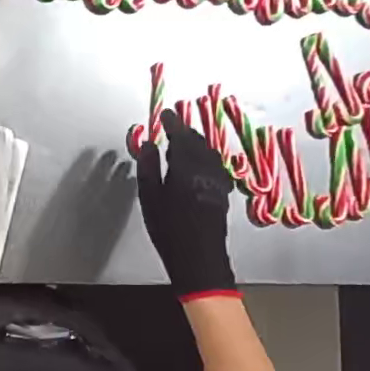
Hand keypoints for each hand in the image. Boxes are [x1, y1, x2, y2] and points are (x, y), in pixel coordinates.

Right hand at [135, 109, 236, 299]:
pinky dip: (205, 156)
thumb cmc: (169, 229)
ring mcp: (217, 181)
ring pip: (208, 153)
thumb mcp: (150, 198)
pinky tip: (199, 163)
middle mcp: (206, 170)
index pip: (181, 137)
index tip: (166, 113)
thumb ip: (149, 168)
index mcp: (186, 168)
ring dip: (196, 143)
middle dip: (185, 131)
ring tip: (183, 142)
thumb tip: (148, 144)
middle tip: (173, 125)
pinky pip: (215, 165)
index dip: (173, 123)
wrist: (199, 257)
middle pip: (198, 143)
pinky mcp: (222, 192)